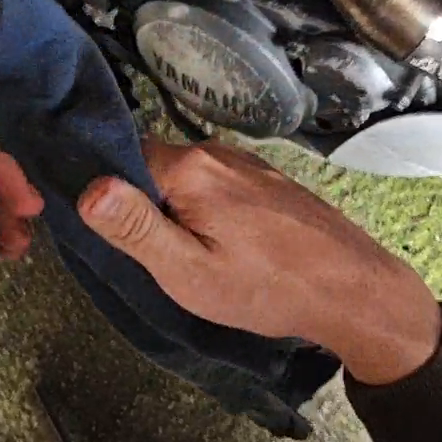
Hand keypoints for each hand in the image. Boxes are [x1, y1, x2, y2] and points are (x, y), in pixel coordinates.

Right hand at [77, 140, 441, 385]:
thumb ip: (136, 227)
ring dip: (180, 208)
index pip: (122, 160)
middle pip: (155, 167)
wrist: (352, 290)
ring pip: (188, 177)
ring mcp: (246, 162)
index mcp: (188, 167)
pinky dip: (210, 208)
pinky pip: (219, 183)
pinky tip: (228, 243)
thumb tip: (88, 187)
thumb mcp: (188, 270)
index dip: (112, 196)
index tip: (117, 234)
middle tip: (159, 256)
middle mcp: (216, 151)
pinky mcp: (267, 178)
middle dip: (148, 206)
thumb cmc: (264, 287)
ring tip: (196, 254)